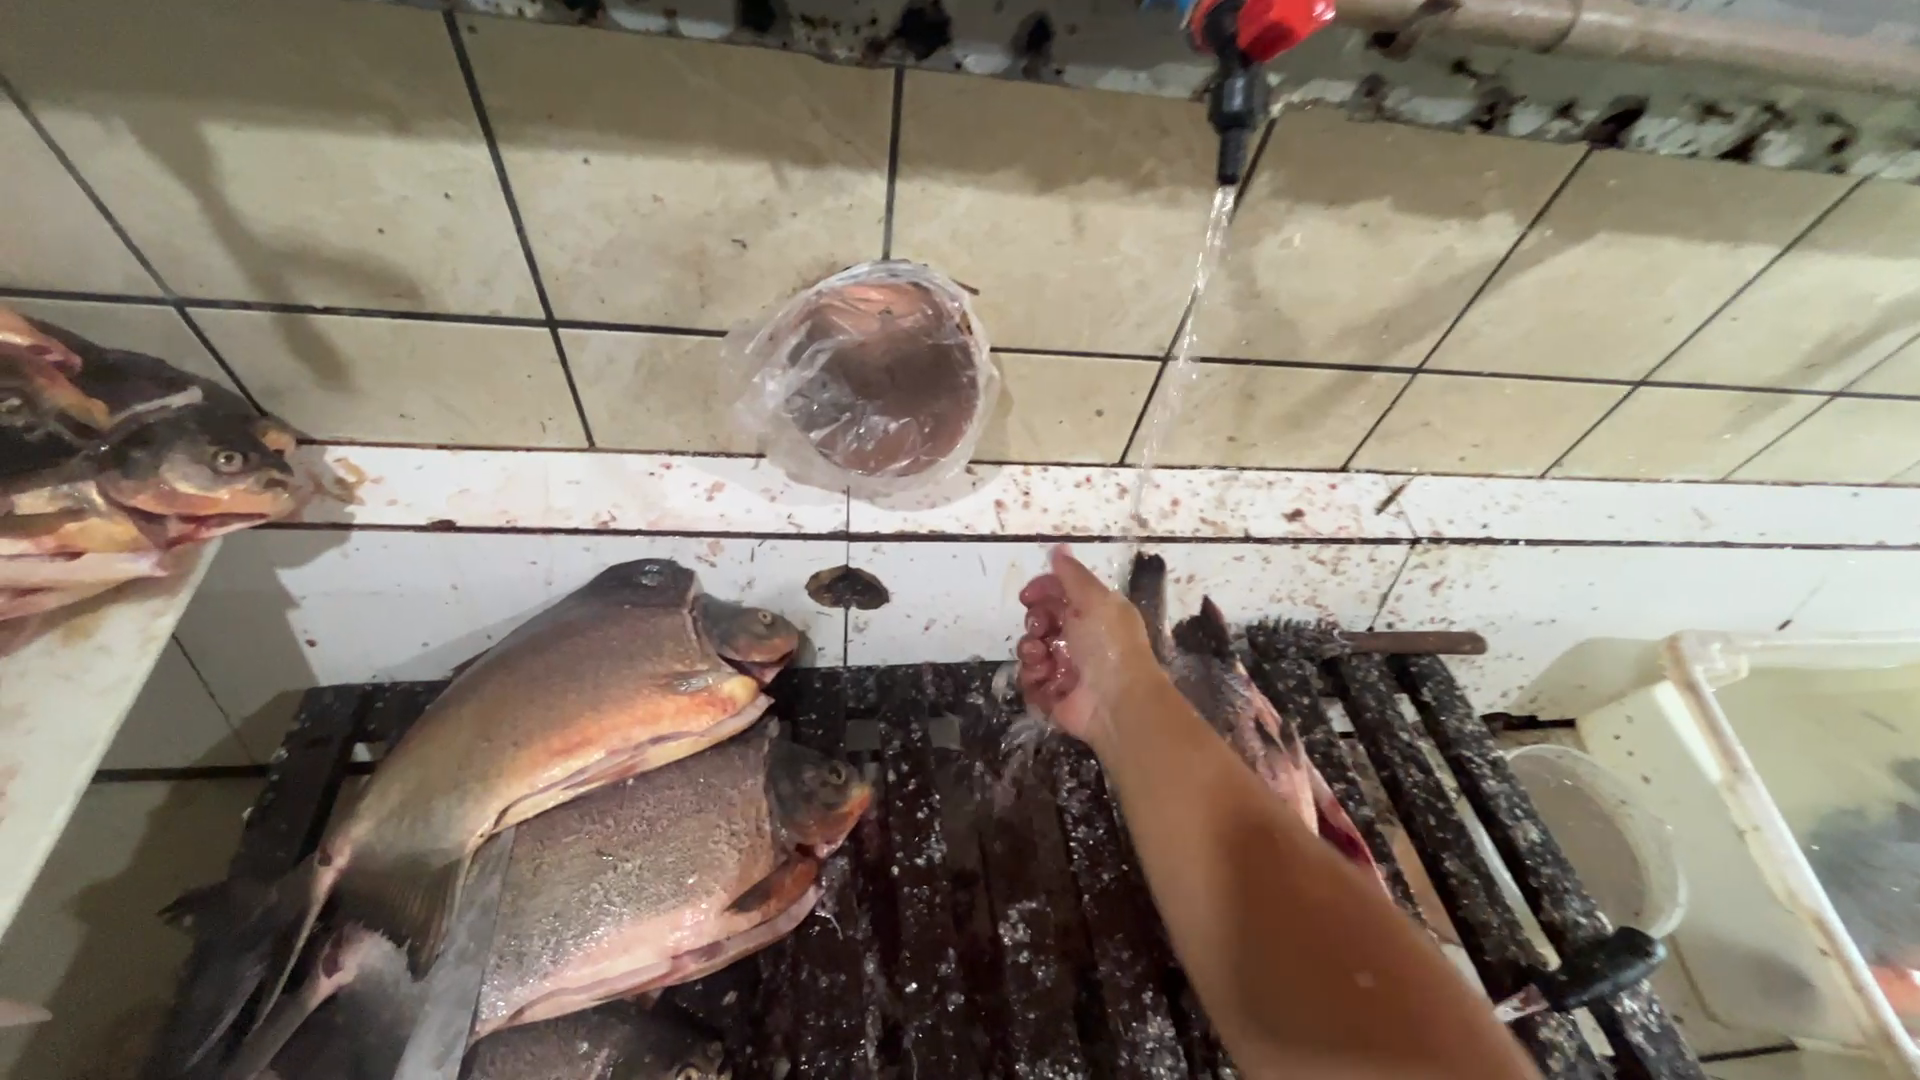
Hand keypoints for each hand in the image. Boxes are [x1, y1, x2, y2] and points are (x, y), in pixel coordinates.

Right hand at [1014, 546, 1157, 746]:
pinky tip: (1045, 677)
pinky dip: (1033, 677)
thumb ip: (1072, 574)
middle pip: (1040, 621)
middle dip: (1034, 622)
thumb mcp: (1095, 599)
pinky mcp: (1054, 695)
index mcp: (1094, 614)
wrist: (1118, 701)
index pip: (1059, 595)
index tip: (1029, 595)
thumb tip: (1058, 548)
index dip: (1041, 592)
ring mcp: (1066, 668)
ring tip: (1042, 657)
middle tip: (1041, 628)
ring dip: (1030, 650)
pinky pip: (1030, 680)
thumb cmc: (1109, 645)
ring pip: (1031, 651)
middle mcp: (1080, 639)